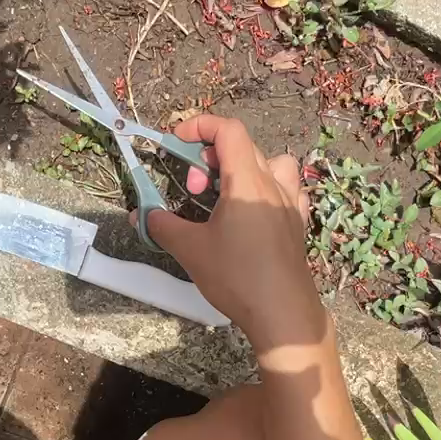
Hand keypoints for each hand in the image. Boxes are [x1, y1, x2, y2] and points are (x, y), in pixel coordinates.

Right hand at [144, 115, 328, 351]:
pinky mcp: (297, 225)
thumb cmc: (237, 276)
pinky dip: (268, 189)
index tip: (176, 142)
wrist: (282, 313)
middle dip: (210, 158)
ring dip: (246, 167)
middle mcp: (273, 185)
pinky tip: (254, 212)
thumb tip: (143, 215)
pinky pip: (287, 190)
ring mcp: (290, 205)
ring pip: (273, 164)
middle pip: (245, 147)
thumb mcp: (191, 250)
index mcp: (247, 181)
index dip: (199, 126)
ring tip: (227, 192)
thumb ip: (163, 226)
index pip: (228, 131)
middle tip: (192, 187)